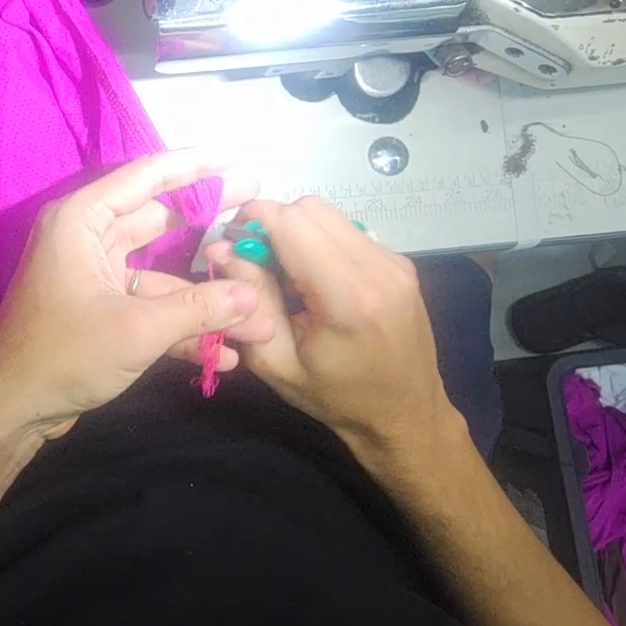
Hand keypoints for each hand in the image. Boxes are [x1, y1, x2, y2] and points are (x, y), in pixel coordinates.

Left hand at [0, 149, 271, 443]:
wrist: (11, 410)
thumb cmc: (64, 355)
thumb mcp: (138, 329)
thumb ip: (199, 308)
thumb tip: (252, 296)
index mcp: (82, 220)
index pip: (146, 176)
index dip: (194, 166)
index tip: (235, 160)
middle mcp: (87, 238)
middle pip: (159, 219)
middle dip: (209, 222)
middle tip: (257, 210)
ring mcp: (94, 276)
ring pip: (160, 272)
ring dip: (204, 295)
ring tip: (258, 308)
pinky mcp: (101, 311)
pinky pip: (149, 306)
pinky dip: (181, 326)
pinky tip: (224, 353)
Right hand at [207, 197, 465, 471]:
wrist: (405, 415)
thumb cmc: (335, 397)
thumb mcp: (275, 361)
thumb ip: (250, 298)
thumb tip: (220, 247)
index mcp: (347, 297)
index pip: (292, 223)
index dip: (253, 221)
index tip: (231, 244)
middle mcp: (378, 268)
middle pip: (308, 209)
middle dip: (272, 225)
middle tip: (254, 262)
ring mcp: (394, 261)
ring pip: (327, 215)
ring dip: (295, 233)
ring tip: (284, 275)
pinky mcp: (399, 262)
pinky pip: (345, 230)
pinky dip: (317, 242)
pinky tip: (312, 279)